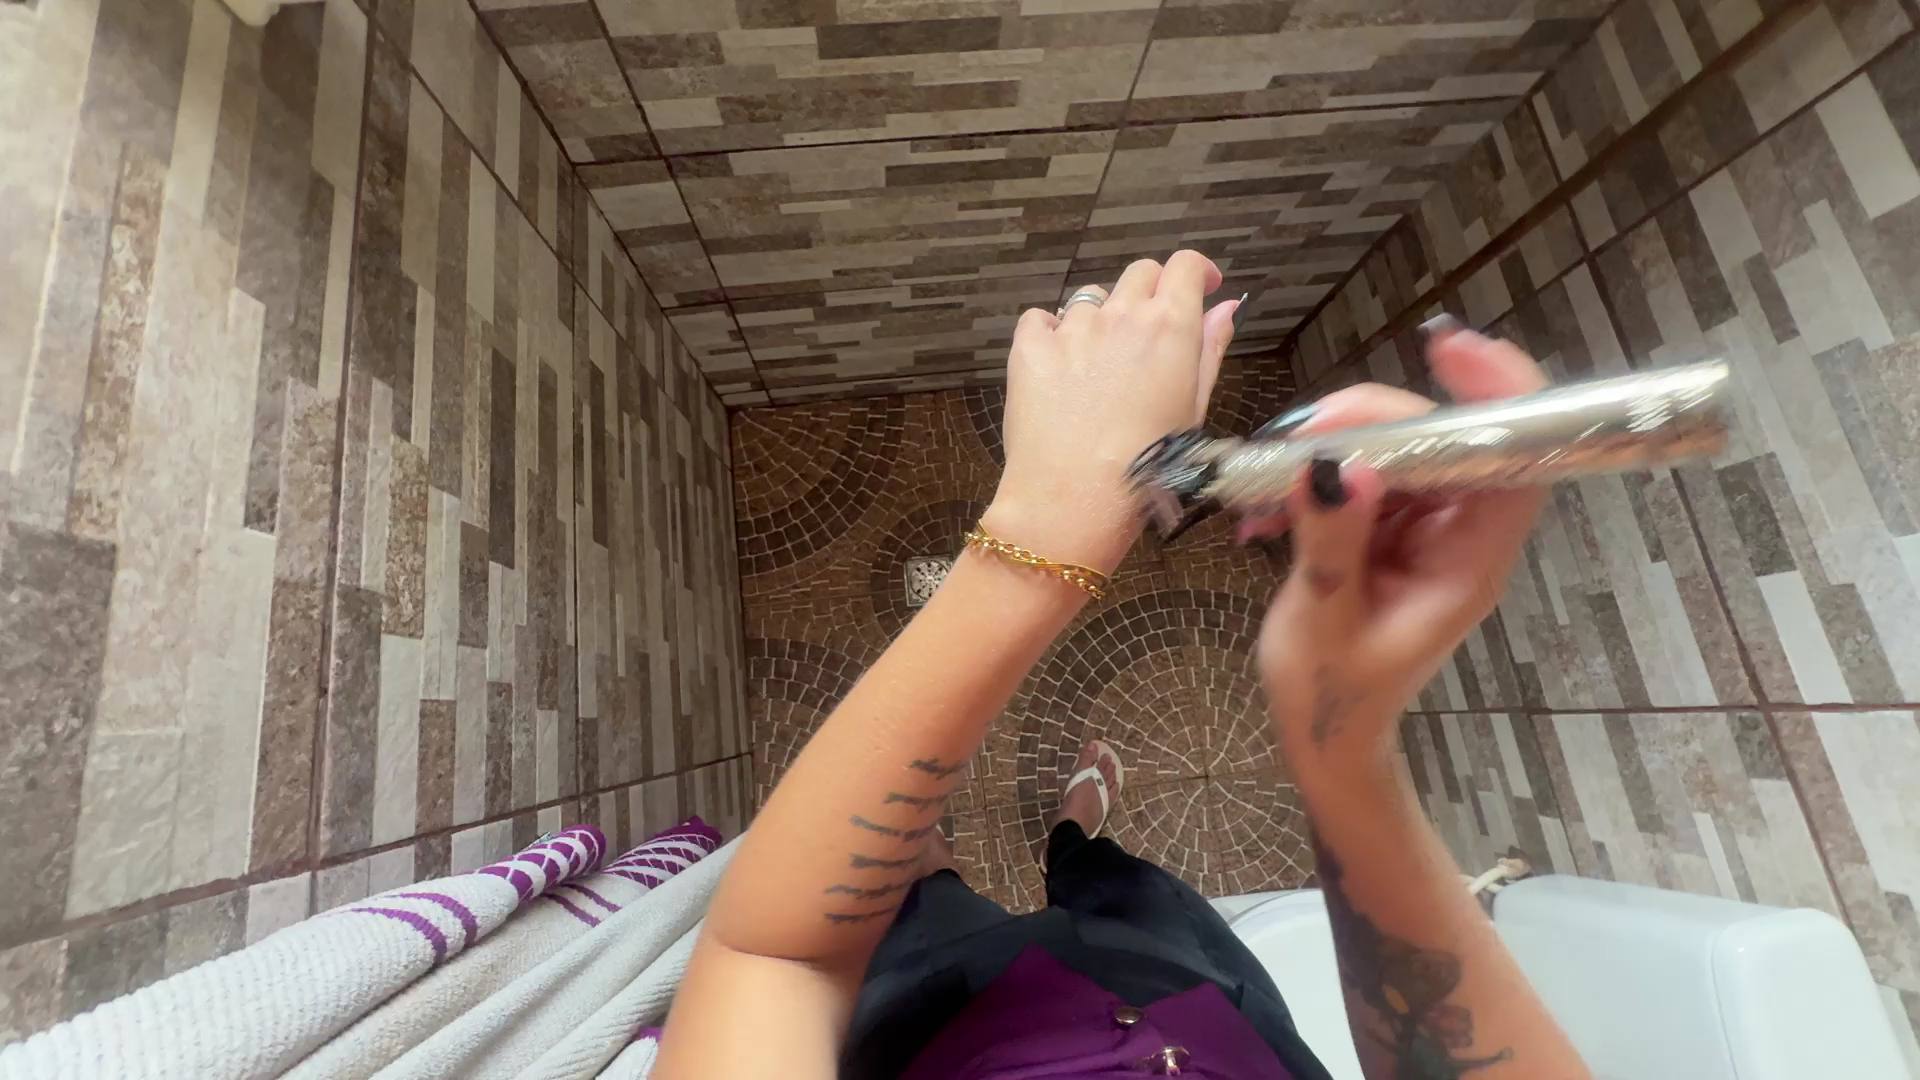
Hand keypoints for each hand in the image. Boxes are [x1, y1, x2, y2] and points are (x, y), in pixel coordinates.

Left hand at [984, 252, 1239, 575]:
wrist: (1074, 499)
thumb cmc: (1145, 467)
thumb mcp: (1192, 411)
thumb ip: (1209, 350)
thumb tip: (1225, 307)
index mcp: (1169, 327)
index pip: (1184, 266)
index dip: (1194, 272)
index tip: (1197, 287)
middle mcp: (1120, 316)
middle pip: (1138, 275)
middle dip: (1148, 295)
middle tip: (1145, 338)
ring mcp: (1070, 329)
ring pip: (1088, 301)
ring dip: (1098, 321)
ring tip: (1095, 372)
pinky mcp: (1028, 348)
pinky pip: (1039, 320)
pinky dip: (1048, 334)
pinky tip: (1056, 369)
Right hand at [1256, 323, 1548, 773]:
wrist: (1320, 734)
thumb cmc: (1329, 694)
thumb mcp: (1323, 621)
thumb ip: (1333, 543)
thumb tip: (1341, 464)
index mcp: (1466, 564)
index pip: (1513, 462)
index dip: (1496, 395)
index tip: (1446, 348)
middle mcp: (1453, 536)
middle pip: (1439, 442)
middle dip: (1368, 424)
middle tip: (1295, 438)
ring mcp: (1415, 532)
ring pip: (1390, 455)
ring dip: (1323, 453)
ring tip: (1261, 487)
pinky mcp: (1379, 532)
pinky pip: (1354, 480)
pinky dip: (1306, 482)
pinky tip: (1261, 512)